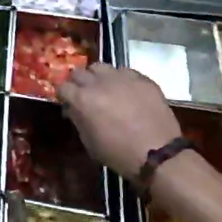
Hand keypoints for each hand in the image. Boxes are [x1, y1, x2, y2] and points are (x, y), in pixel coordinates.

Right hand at [57, 64, 182, 176]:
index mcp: (83, 99)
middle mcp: (99, 83)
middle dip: (79, 83)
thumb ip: (78, 120)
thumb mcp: (89, 142)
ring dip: (98, 77)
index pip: (63, 87)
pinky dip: (121, 79)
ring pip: (101, 67)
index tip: (68, 103)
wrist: (159, 154)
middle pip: (79, 73)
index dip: (64, 95)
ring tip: (105, 88)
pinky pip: (125, 72)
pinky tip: (127, 91)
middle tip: (85, 95)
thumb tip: (73, 109)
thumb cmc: (119, 153)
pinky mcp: (142, 79)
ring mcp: (122, 78)